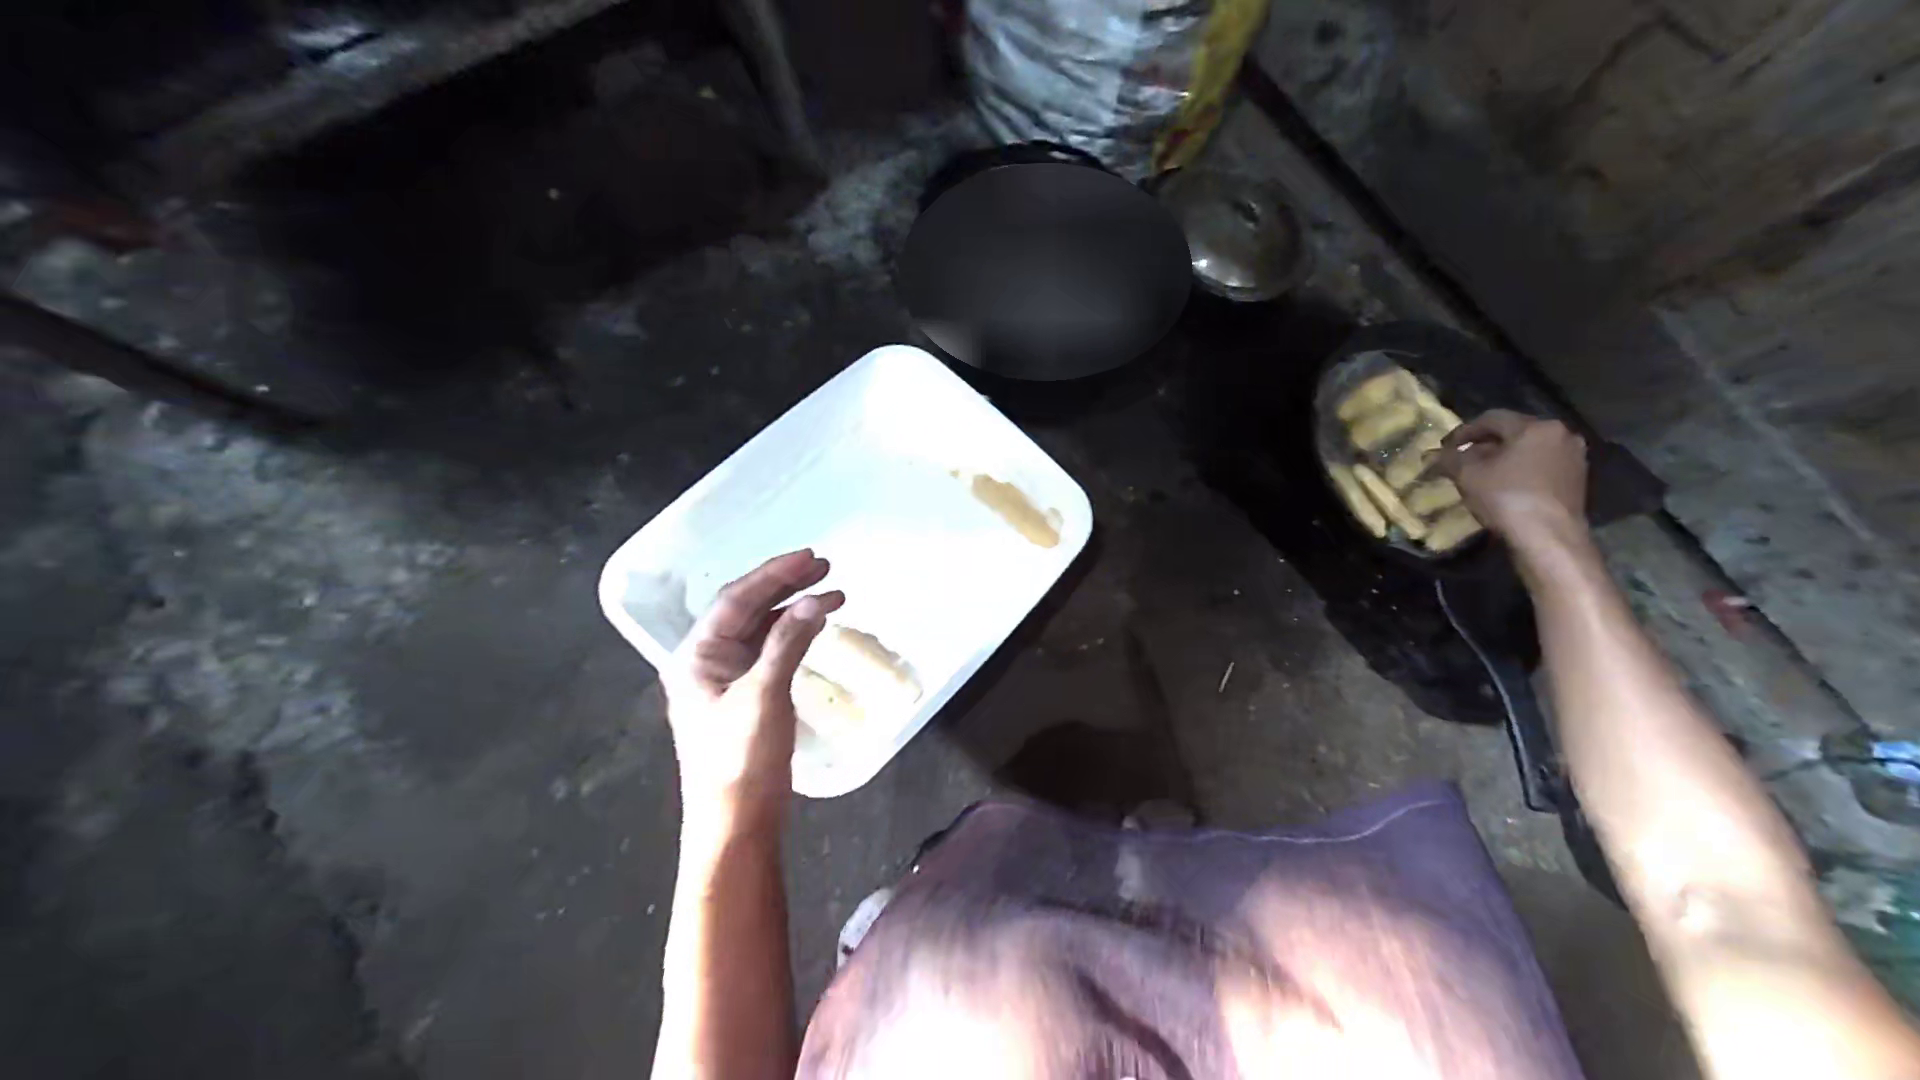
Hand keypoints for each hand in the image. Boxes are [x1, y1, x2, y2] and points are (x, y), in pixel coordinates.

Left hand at [665, 550, 843, 824]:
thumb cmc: (741, 762)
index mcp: (696, 656)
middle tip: (825, 566)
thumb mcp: (764, 697)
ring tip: (832, 590)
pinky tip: (817, 623)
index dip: (773, 574)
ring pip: (762, 628)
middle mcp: (707, 660)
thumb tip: (815, 600)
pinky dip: (795, 633)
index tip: (810, 557)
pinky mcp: (747, 694)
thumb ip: (788, 644)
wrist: (736, 825)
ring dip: (794, 608)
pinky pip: (771, 650)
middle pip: (748, 609)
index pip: (736, 600)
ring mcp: (727, 678)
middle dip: (785, 585)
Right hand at [1432, 410, 1588, 548]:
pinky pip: (1542, 464)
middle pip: (1514, 432)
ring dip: (1503, 457)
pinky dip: (1520, 469)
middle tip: (1461, 458)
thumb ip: (1449, 458)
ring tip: (1481, 473)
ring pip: (1529, 448)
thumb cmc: (1506, 497)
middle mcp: (1561, 434)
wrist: (1548, 535)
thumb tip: (1435, 453)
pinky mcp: (1577, 478)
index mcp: (1536, 427)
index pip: (1492, 418)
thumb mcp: (1466, 474)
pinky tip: (1504, 485)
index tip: (1444, 447)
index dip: (1463, 431)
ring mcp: (1574, 456)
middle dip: (1484, 444)